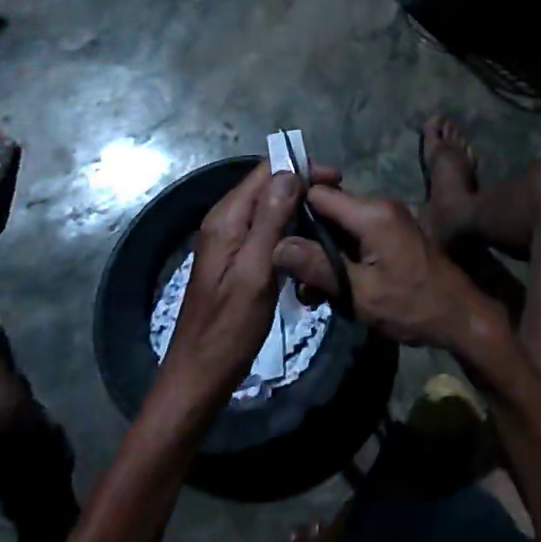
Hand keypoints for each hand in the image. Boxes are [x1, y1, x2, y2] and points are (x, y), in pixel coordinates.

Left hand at [161, 162, 339, 403]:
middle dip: (302, 186)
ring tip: (331, 218)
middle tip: (339, 199)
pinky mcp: (237, 258)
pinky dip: (289, 227)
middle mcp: (225, 221)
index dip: (300, 168)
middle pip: (266, 187)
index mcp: (227, 218)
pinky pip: (265, 229)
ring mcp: (230, 240)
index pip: (265, 172)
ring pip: (268, 208)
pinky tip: (309, 240)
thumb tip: (290, 173)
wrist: (201, 373)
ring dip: (297, 206)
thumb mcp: (255, 272)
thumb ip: (271, 221)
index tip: (336, 179)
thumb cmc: (230, 327)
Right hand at [273, 186, 496, 350]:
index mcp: (371, 212)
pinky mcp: (391, 233)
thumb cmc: (412, 305)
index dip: (293, 208)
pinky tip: (330, 287)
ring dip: (322, 253)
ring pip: (339, 226)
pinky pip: (355, 235)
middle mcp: (379, 205)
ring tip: (308, 290)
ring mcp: (387, 218)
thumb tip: (276, 245)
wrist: (462, 317)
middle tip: (289, 273)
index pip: (318, 192)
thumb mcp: (359, 292)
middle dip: (306, 238)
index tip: (272, 233)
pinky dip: (341, 256)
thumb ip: (317, 266)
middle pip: (327, 209)